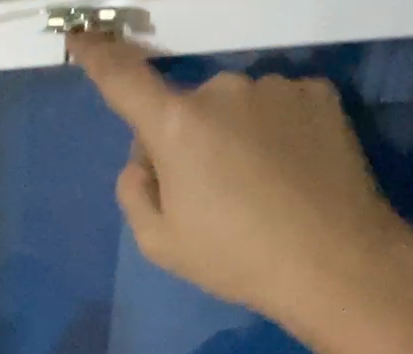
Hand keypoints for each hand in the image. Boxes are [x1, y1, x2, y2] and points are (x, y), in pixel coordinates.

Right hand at [69, 34, 412, 323]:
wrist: (333, 258)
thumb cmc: (232, 256)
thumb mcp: (158, 242)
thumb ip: (134, 193)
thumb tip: (142, 160)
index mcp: (176, 126)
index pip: (124, 81)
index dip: (98, 57)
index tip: (80, 36)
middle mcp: (224, 90)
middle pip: (183, 110)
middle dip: (180, 143)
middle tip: (201, 199)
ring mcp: (277, 87)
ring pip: (231, 110)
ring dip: (228, 139)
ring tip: (252, 192)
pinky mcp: (320, 94)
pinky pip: (274, 109)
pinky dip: (270, 135)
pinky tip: (284, 175)